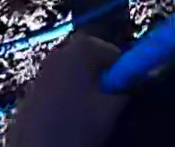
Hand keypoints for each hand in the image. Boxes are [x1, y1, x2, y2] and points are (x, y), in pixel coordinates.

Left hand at [7, 34, 128, 146]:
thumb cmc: (77, 127)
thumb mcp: (112, 108)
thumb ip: (130, 86)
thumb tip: (145, 76)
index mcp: (83, 46)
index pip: (115, 53)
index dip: (121, 75)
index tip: (119, 96)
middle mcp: (61, 50)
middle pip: (92, 61)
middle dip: (100, 80)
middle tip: (102, 106)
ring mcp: (42, 70)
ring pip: (74, 75)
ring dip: (82, 90)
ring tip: (83, 116)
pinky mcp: (29, 91)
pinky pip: (56, 88)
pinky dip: (64, 99)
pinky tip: (64, 122)